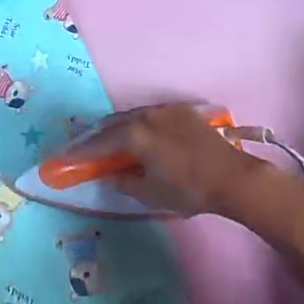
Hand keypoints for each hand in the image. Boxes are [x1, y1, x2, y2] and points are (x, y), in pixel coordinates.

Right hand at [65, 102, 271, 216]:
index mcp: (134, 135)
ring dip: (121, 127)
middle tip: (91, 146)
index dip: (82, 150)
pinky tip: (147, 134)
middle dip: (100, 134)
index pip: (99, 142)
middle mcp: (145, 115)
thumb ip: (125, 182)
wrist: (235, 178)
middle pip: (113, 122)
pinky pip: (153, 114)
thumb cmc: (189, 189)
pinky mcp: (183, 110)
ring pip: (133, 115)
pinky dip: (143, 123)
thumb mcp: (151, 193)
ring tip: (117, 139)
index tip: (69, 156)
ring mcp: (165, 110)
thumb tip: (111, 175)